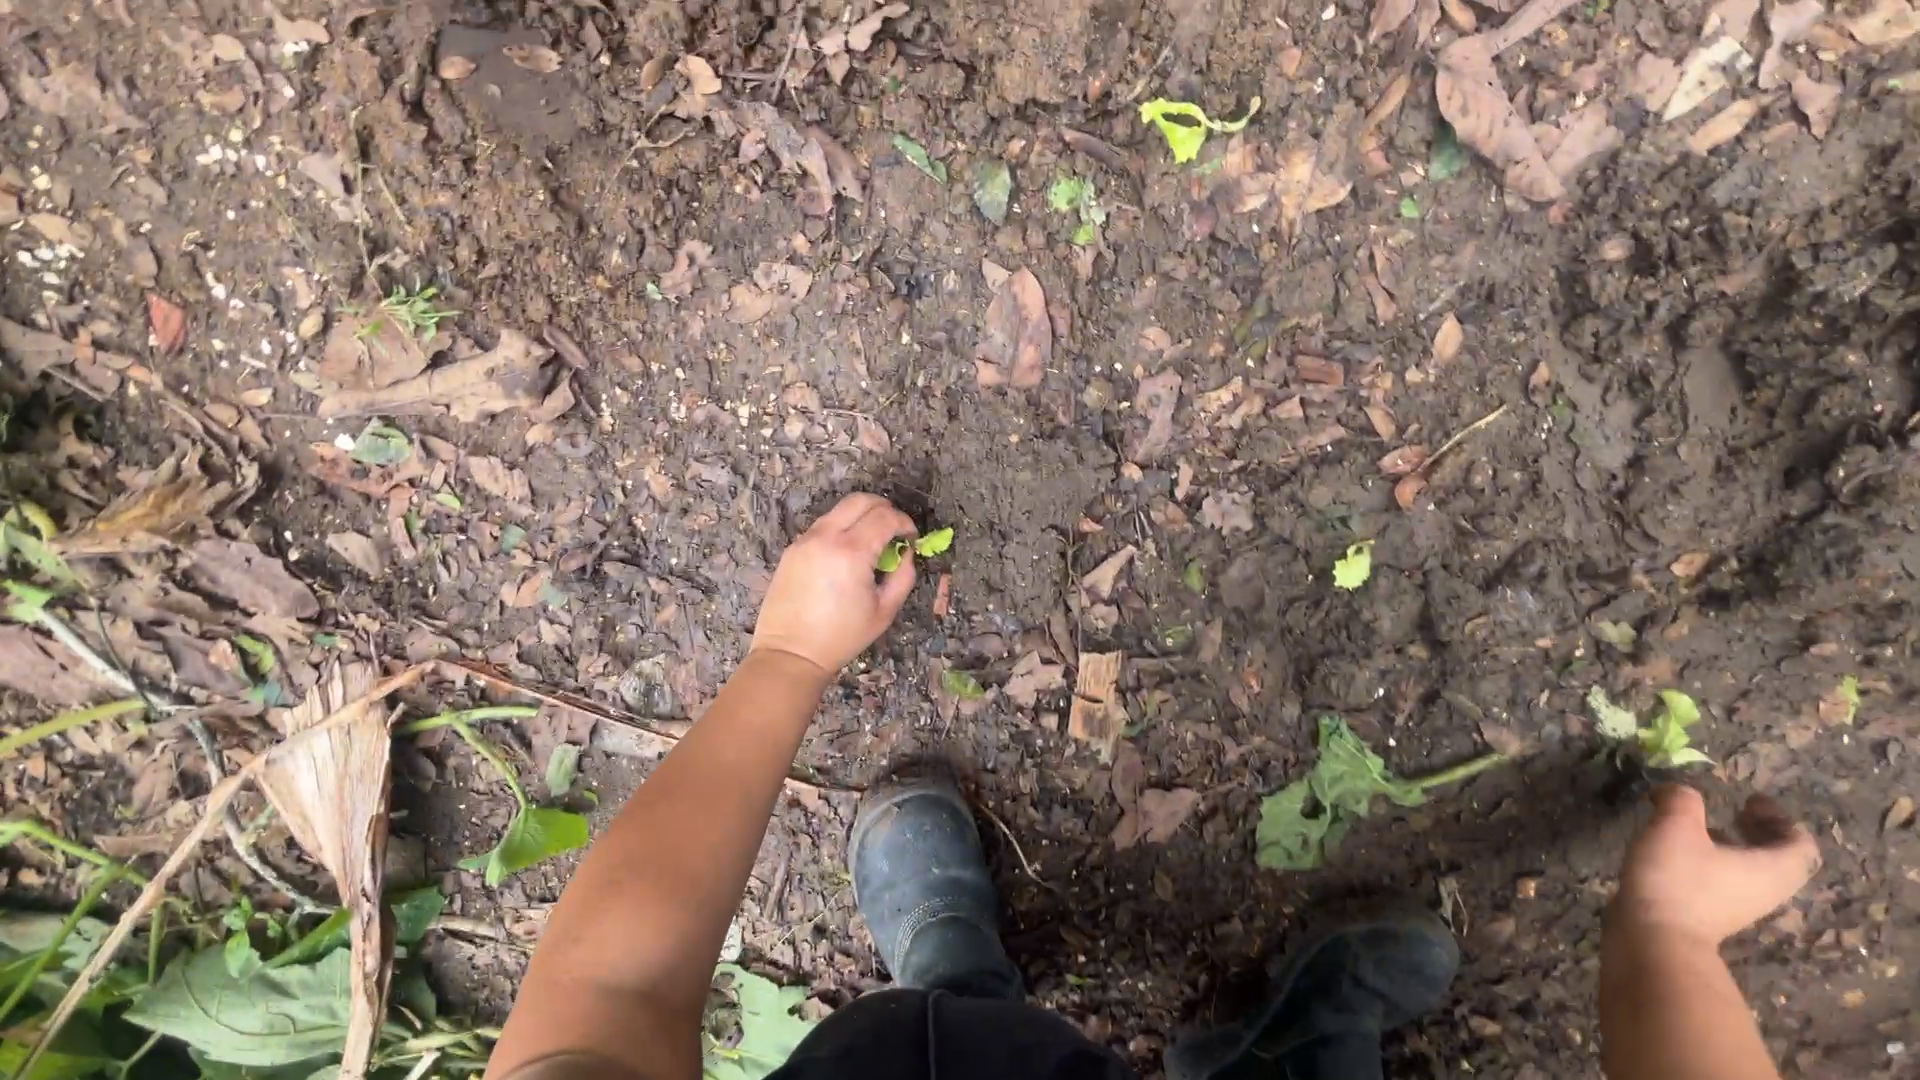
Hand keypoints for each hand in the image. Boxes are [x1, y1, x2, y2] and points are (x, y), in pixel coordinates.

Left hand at [749, 493, 917, 677]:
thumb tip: (905, 552)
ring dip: (861, 518)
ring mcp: (805, 540)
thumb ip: (903, 575)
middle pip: (861, 500)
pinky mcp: (792, 549)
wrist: (791, 653)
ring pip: (839, 510)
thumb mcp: (885, 610)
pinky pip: (823, 527)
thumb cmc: (842, 637)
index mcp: (852, 552)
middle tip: (894, 530)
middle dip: (884, 509)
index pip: (885, 517)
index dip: (905, 522)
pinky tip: (846, 556)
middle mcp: (826, 537)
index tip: (911, 537)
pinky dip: (841, 530)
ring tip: (870, 544)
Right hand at [1610, 784, 1820, 946]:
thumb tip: (1676, 791)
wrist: (1656, 934)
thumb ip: (1681, 801)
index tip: (1751, 800)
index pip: (1801, 844)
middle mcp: (1768, 888)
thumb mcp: (1674, 827)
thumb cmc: (1676, 878)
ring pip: (1754, 869)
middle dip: (1761, 830)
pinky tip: (1683, 851)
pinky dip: (1717, 860)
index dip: (1781, 818)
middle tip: (1735, 810)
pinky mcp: (1715, 911)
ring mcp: (1742, 904)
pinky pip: (1730, 880)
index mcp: (1773, 868)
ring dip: (1738, 844)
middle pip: (1780, 858)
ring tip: (1705, 827)